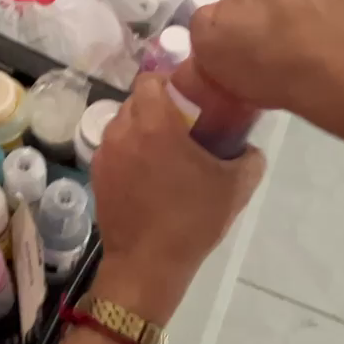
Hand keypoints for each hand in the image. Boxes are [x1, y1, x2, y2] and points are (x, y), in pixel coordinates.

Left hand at [88, 74, 264, 322]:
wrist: (147, 264)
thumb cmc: (191, 220)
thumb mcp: (235, 187)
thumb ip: (248, 157)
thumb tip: (248, 147)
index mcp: (153, 124)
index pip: (150, 79)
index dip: (168, 83)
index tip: (189, 98)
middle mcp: (122, 131)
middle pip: (135, 100)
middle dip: (157, 106)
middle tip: (182, 125)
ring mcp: (104, 153)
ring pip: (121, 124)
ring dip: (140, 128)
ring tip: (164, 151)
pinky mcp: (96, 174)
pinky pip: (112, 148)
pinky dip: (128, 151)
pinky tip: (147, 173)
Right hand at [188, 0, 343, 133]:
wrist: (343, 77)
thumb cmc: (274, 74)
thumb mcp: (214, 60)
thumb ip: (205, 27)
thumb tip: (217, 16)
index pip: (234, 1)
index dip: (241, 26)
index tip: (253, 49)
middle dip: (274, 8)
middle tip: (285, 44)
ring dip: (306, 0)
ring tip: (318, 35)